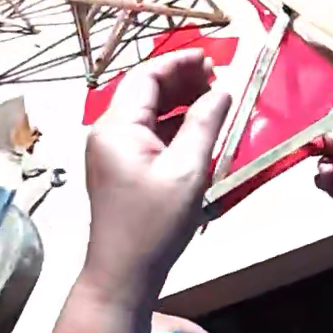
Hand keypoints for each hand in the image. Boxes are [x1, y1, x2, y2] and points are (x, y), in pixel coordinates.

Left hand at [80, 50, 231, 299]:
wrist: (124, 273)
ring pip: (150, 112)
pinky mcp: (124, 168)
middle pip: (146, 91)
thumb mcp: (189, 170)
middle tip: (219, 77)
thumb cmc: (155, 223)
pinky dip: (176, 124)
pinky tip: (201, 127)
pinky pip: (151, 134)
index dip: (179, 63)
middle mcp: (110, 132)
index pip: (147, 77)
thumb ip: (206, 124)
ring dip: (181, 101)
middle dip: (182, 80)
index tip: (211, 58)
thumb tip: (223, 90)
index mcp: (117, 127)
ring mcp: (115, 151)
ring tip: (215, 98)